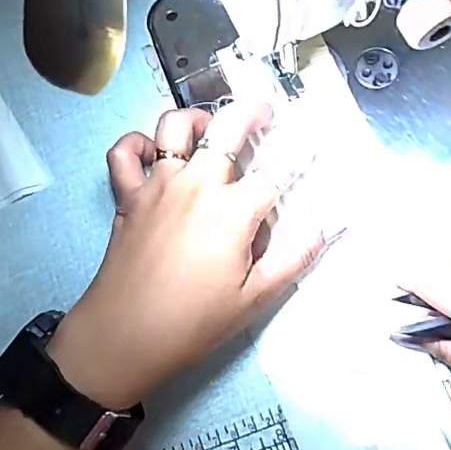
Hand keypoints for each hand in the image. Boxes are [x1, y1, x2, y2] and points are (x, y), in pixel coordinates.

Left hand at [45, 102, 328, 409]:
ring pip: (173, 126)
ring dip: (197, 120)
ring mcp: (157, 185)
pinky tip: (153, 153)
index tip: (314, 140)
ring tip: (210, 130)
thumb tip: (326, 231)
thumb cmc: (194, 322)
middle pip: (227, 127)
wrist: (124, 337)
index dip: (301, 152)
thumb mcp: (254, 298)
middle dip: (252, 111)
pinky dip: (138, 144)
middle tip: (265, 114)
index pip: (278, 169)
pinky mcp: (127, 196)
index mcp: (234, 211)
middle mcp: (197, 185)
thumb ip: (294, 259)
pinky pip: (124, 152)